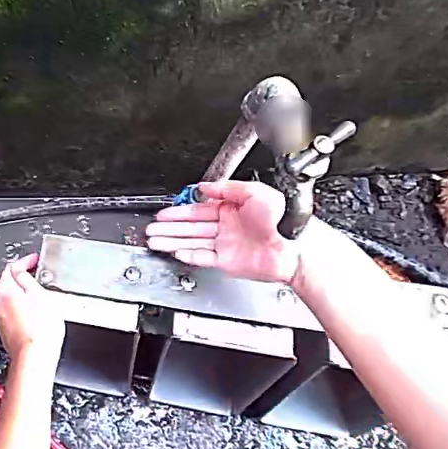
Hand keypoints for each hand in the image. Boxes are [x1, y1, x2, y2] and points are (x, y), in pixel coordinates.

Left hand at [0, 254, 64, 356]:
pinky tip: (37, 314)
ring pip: (11, 298)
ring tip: (41, 295)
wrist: (35, 358)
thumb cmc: (39, 330)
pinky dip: (23, 308)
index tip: (34, 259)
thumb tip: (21, 270)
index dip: (25, 261)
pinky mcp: (7, 331)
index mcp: (5, 290)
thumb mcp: (39, 294)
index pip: (11, 267)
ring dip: (24, 294)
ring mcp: (1, 318)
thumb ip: (27, 278)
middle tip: (39, 275)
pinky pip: (14, 313)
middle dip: (23, 277)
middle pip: (9, 282)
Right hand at [144, 180, 301, 282]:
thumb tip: (204, 187)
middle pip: (190, 226)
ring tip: (154, 240)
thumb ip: (226, 188)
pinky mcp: (227, 261)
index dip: (179, 210)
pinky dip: (188, 255)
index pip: (198, 208)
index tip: (164, 212)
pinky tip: (175, 252)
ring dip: (172, 241)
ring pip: (192, 241)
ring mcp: (226, 243)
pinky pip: (202, 257)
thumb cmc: (282, 219)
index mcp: (231, 208)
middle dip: (169, 226)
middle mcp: (226, 225)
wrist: (295, 247)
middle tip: (152, 227)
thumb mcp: (254, 192)